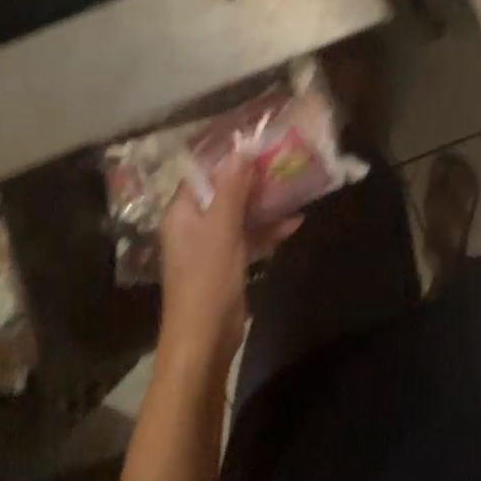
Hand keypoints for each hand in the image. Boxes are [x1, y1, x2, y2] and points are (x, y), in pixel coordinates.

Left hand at [157, 156, 301, 358]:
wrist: (204, 340)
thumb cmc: (207, 281)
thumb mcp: (221, 230)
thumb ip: (231, 189)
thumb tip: (241, 150)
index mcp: (182, 213)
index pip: (203, 174)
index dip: (229, 157)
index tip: (259, 141)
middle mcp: (194, 224)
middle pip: (225, 192)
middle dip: (254, 178)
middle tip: (285, 160)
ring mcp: (212, 245)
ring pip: (241, 214)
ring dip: (266, 203)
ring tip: (297, 186)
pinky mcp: (228, 263)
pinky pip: (250, 237)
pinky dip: (269, 229)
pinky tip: (295, 221)